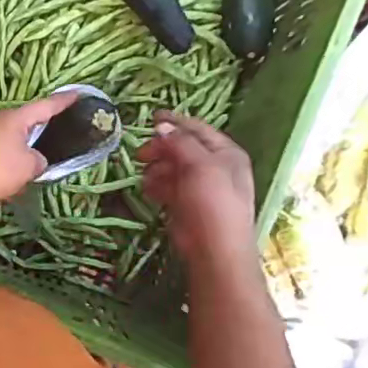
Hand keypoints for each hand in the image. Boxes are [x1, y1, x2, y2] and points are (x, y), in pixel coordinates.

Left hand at [0, 91, 80, 208]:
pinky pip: (0, 148)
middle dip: (44, 127)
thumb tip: (35, 159)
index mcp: (14, 117)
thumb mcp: (28, 167)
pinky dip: (10, 158)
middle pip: (27, 120)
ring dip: (25, 147)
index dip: (64, 100)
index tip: (79, 93)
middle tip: (62, 130)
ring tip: (39, 159)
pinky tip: (14, 174)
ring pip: (13, 136)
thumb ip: (39, 160)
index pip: (46, 105)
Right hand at [137, 112, 256, 267]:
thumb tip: (161, 127)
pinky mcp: (186, 204)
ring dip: (157, 168)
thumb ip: (180, 143)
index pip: (198, 129)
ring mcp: (200, 187)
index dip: (175, 122)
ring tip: (145, 176)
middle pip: (183, 148)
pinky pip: (168, 187)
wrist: (214, 249)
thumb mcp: (199, 165)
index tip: (151, 118)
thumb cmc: (212, 202)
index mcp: (226, 153)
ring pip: (173, 168)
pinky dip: (156, 185)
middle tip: (141, 153)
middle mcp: (215, 167)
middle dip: (161, 148)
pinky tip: (147, 190)